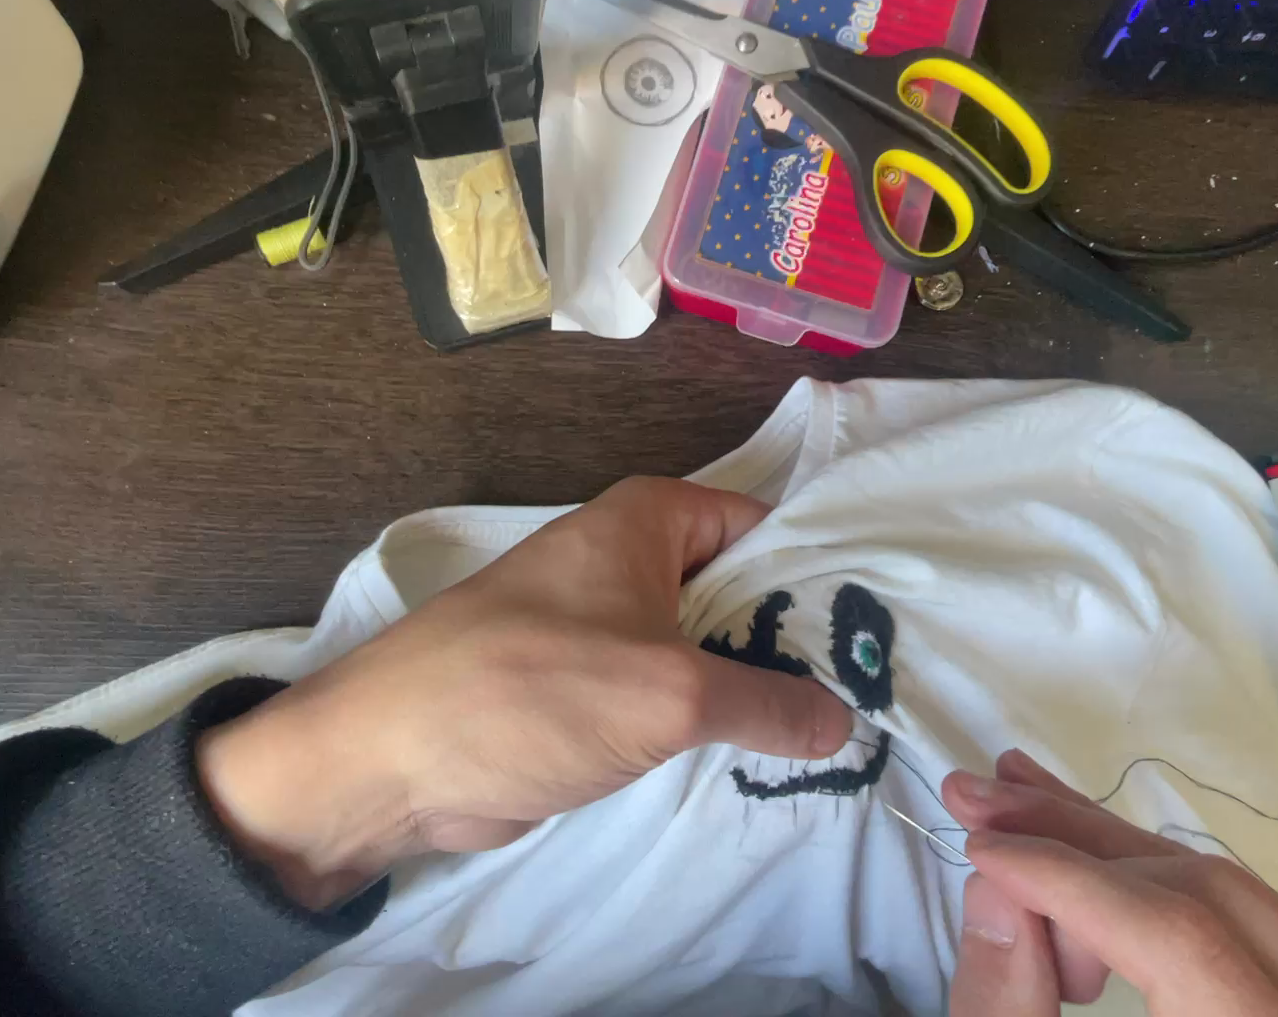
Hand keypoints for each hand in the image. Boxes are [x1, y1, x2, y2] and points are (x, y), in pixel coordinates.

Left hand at [195, 477, 853, 908]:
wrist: (396, 757)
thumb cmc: (534, 688)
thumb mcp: (669, 693)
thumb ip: (766, 703)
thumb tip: (841, 720)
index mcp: (651, 519)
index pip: (763, 527)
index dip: (820, 573)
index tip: (880, 629)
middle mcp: (633, 557)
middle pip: (740, 587)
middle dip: (795, 637)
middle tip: (873, 692)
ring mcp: (612, 621)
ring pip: (709, 642)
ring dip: (756, 684)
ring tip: (838, 727)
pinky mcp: (594, 679)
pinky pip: (673, 685)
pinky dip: (713, 714)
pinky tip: (765, 751)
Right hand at [940, 750, 1277, 1015]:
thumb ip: (1010, 1010)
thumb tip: (994, 883)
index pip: (1184, 942)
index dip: (1066, 879)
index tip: (975, 849)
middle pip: (1212, 898)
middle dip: (1072, 836)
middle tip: (974, 797)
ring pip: (1229, 892)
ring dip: (1098, 841)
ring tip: (1004, 796)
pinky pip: (1239, 919)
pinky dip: (1142, 874)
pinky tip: (1077, 833)